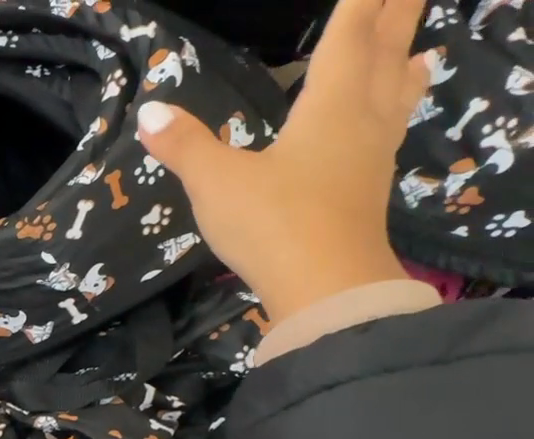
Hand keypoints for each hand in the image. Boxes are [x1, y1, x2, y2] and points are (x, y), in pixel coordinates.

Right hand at [135, 0, 430, 323]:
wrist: (323, 281)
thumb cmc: (271, 223)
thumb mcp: (216, 184)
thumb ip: (186, 146)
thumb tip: (150, 110)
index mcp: (329, 107)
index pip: (348, 38)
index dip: (359, 5)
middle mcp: (363, 118)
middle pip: (386, 52)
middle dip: (396, 16)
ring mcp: (373, 152)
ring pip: (398, 91)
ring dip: (406, 61)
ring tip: (419, 46)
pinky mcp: (369, 183)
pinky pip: (392, 125)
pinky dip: (399, 105)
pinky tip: (392, 114)